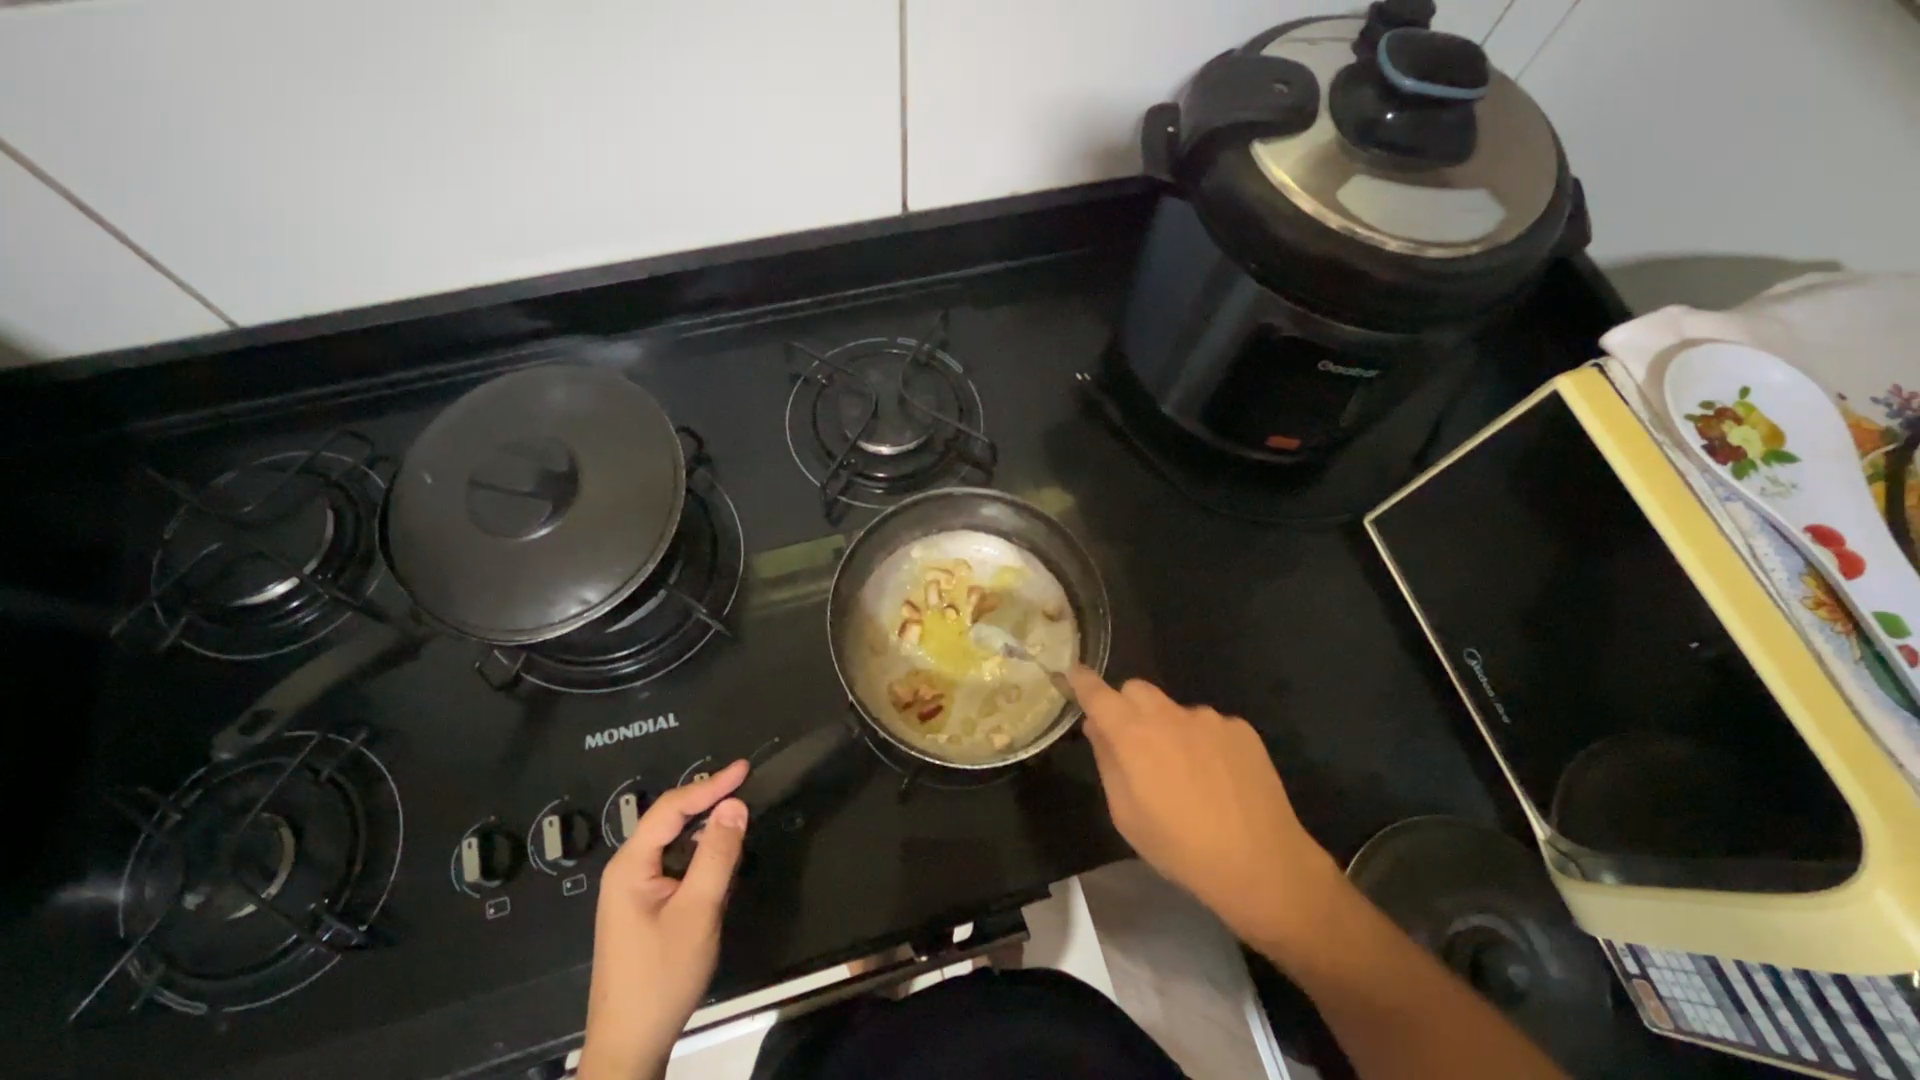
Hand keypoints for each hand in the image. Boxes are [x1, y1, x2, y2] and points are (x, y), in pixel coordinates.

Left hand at [578, 760, 749, 1079]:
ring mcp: (633, 893)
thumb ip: (717, 856)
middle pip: (668, 822)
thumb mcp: (697, 912)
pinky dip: (699, 857)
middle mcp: (627, 871)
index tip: (745, 768)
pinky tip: (720, 859)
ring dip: (704, 830)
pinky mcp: (644, 910)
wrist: (631, 1041)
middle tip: (745, 785)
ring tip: (738, 814)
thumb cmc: (662, 974)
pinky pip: (674, 868)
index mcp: (630, 866)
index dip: (709, 784)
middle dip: (706, 801)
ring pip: (673, 846)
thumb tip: (734, 805)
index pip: (671, 809)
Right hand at [1067, 670, 1339, 943]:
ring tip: (1186, 775)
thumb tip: (1097, 728)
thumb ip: (1108, 762)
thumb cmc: (1180, 847)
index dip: (1082, 682)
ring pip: (1176, 711)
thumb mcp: (1126, 815)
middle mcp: (1170, 715)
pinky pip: (1210, 726)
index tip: (1072, 674)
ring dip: (1169, 729)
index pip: (1098, 694)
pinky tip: (1218, 780)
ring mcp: (1210, 719)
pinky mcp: (1242, 730)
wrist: (1259, 862)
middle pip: (1137, 690)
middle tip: (1132, 744)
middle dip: (1126, 707)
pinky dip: (1204, 743)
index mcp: (1134, 736)